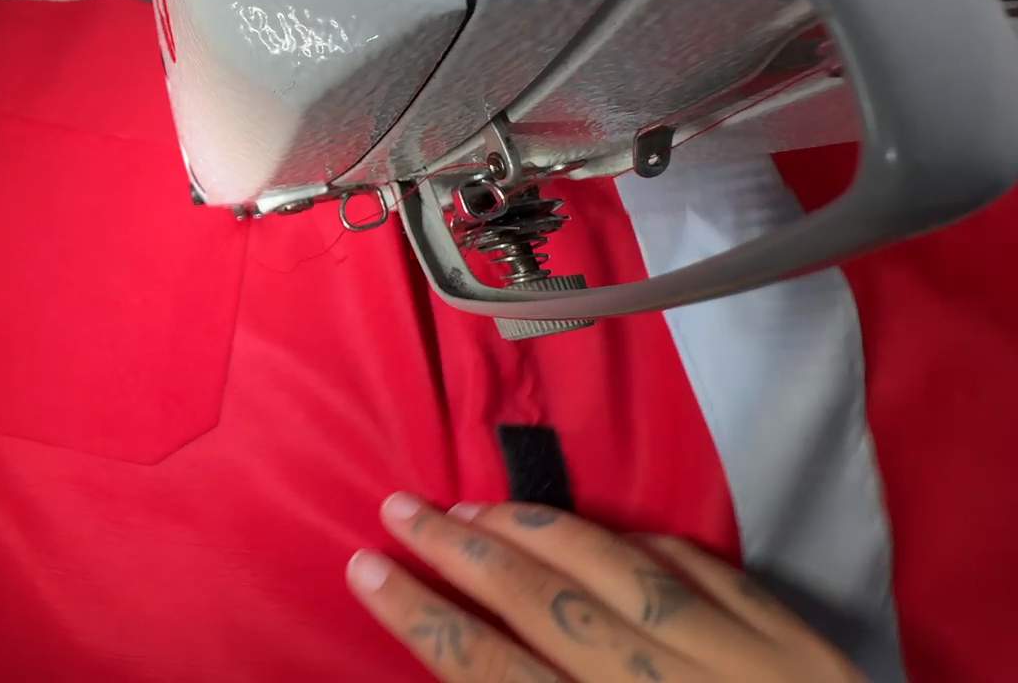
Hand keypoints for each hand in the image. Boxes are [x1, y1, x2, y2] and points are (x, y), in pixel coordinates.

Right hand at [346, 494, 864, 682]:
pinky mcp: (808, 651)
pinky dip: (635, 539)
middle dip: (457, 551)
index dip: (421, 619)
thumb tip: (464, 675)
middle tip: (398, 506)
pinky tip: (589, 528)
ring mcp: (752, 669)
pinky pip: (702, 567)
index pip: (495, 677)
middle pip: (543, 606)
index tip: (363, 567)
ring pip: (614, 569)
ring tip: (471, 506)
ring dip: (530, 529)